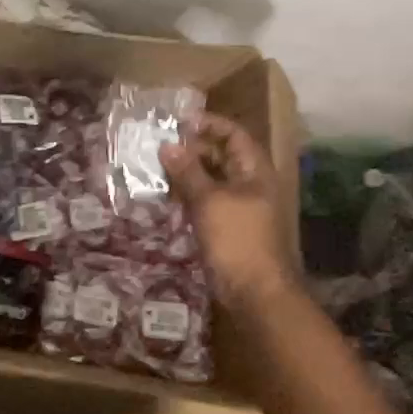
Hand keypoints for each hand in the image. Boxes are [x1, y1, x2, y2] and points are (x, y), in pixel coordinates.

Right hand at [160, 111, 296, 307]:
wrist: (255, 292)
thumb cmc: (237, 239)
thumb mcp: (209, 200)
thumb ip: (188, 171)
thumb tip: (167, 145)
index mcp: (255, 172)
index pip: (234, 135)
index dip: (210, 124)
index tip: (180, 121)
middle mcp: (250, 184)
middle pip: (222, 156)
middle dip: (193, 148)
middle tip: (161, 145)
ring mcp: (240, 207)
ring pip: (212, 180)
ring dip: (187, 172)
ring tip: (157, 167)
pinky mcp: (228, 227)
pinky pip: (206, 202)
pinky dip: (188, 195)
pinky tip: (166, 195)